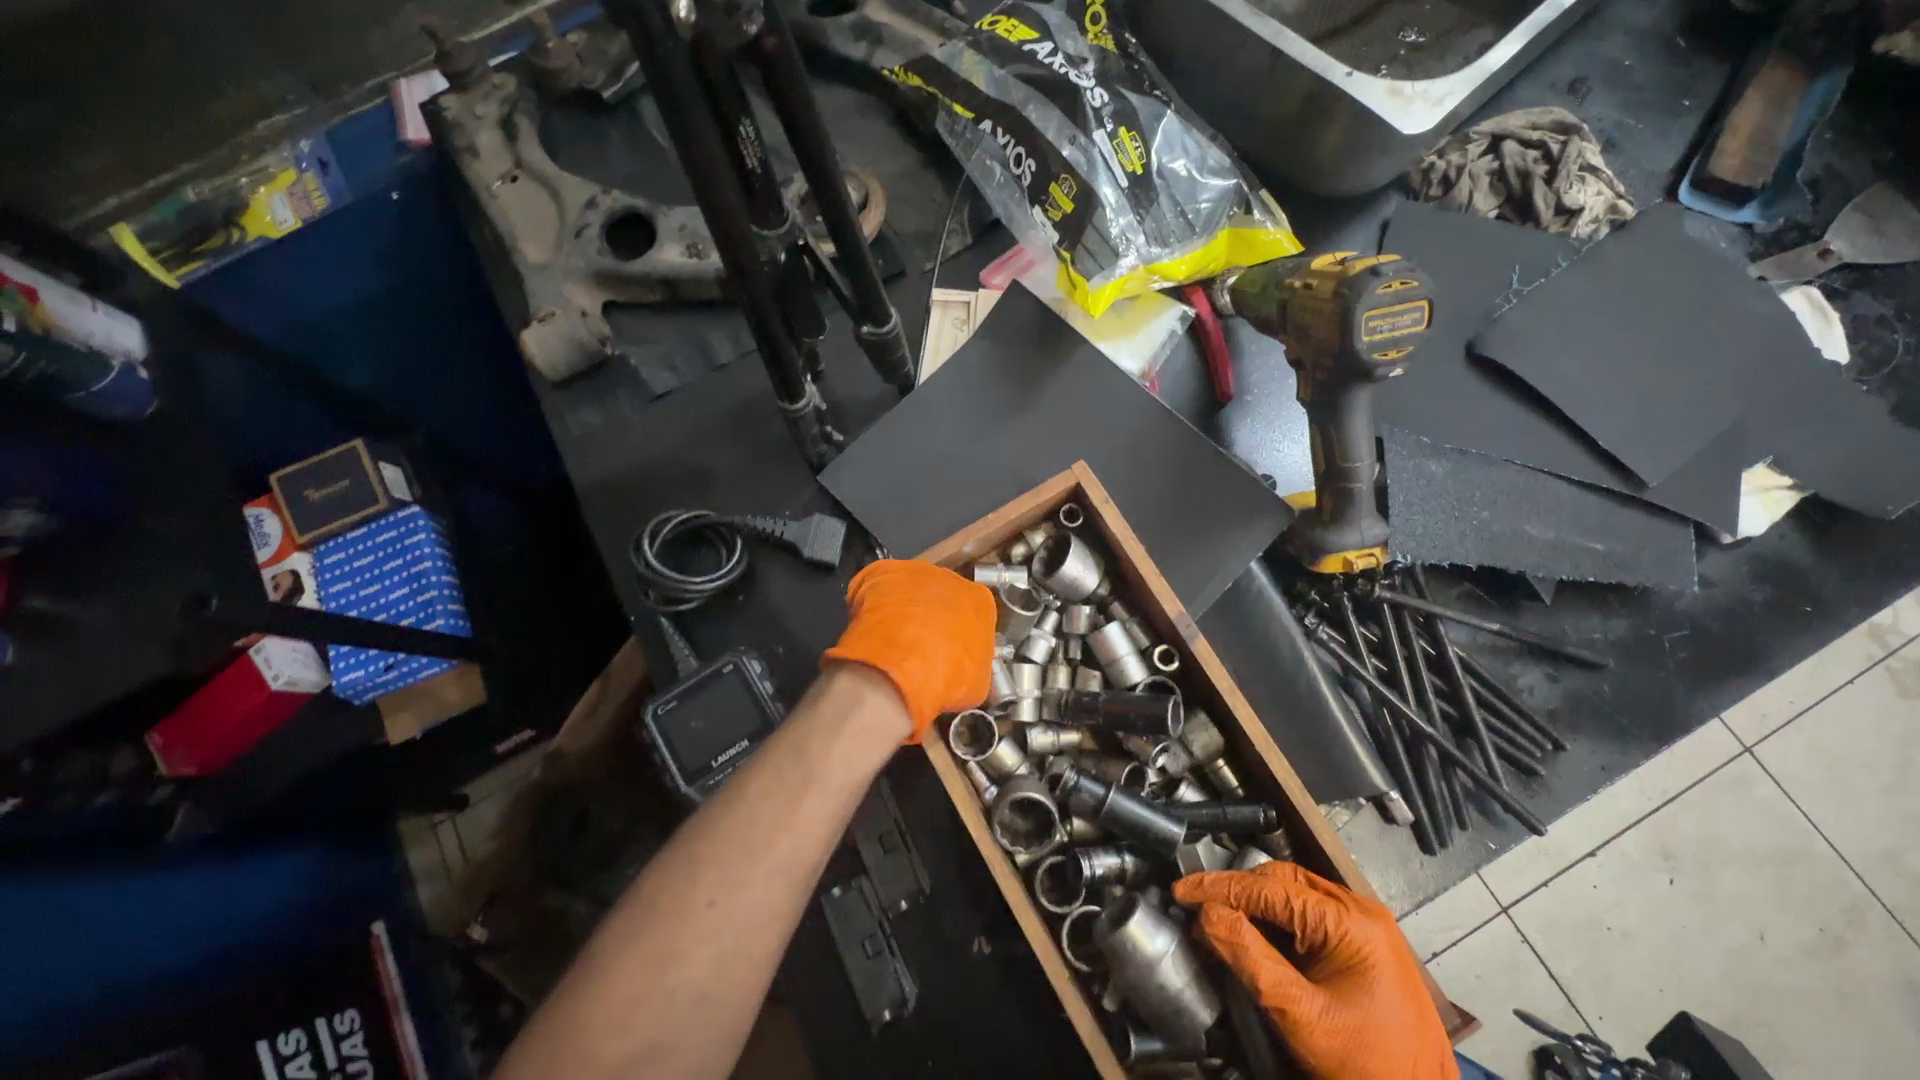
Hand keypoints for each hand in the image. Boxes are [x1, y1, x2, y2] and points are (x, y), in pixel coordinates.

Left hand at [822, 560, 995, 743]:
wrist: (902, 670)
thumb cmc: (947, 678)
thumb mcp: (977, 683)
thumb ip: (972, 666)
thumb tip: (961, 673)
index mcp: (980, 602)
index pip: (971, 614)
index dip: (957, 636)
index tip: (947, 654)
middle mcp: (950, 579)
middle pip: (939, 597)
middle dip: (928, 620)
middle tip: (916, 650)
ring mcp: (913, 573)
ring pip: (907, 590)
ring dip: (900, 612)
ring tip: (889, 644)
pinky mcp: (879, 573)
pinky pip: (873, 587)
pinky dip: (869, 605)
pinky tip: (869, 630)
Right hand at [1174, 862, 1458, 1079]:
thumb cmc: (1364, 1063)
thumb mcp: (1299, 1015)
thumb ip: (1251, 959)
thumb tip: (1208, 915)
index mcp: (1349, 922)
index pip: (1269, 887)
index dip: (1219, 887)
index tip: (1180, 891)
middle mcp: (1360, 911)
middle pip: (1283, 880)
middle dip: (1237, 891)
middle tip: (1197, 910)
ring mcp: (1366, 926)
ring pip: (1296, 894)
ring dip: (1255, 904)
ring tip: (1219, 924)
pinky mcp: (1366, 945)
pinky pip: (1311, 916)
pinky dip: (1278, 921)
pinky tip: (1255, 939)